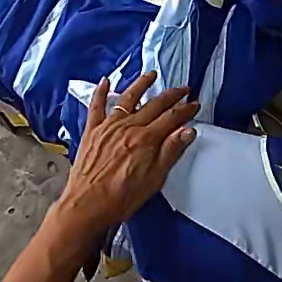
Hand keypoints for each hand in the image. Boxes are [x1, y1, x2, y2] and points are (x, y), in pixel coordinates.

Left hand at [43, 72, 197, 263]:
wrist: (86, 206)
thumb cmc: (121, 197)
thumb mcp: (155, 178)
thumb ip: (171, 151)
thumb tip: (187, 130)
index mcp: (146, 139)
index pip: (172, 117)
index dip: (186, 109)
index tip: (195, 104)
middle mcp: (128, 127)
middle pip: (155, 105)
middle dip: (172, 95)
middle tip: (183, 89)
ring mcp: (108, 127)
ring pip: (128, 98)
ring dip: (141, 84)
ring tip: (151, 75)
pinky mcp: (92, 131)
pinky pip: (97, 107)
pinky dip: (101, 92)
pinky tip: (106, 82)